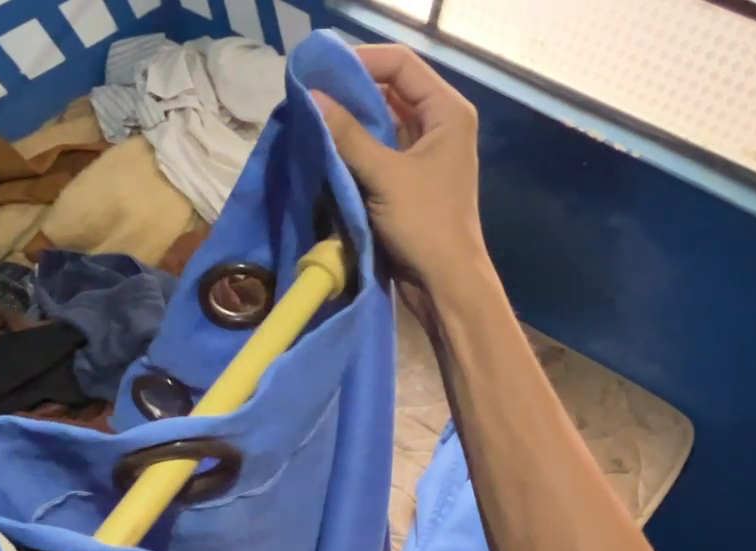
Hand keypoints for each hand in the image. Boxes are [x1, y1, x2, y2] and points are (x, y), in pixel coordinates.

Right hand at [312, 45, 486, 288]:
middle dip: (350, 94)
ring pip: (379, 125)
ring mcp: (421, 156)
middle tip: (309, 98)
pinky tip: (326, 152)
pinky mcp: (405, 182)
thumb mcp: (385, 177)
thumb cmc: (425, 225)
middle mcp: (436, 126)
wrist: (444, 283)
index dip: (361, 61)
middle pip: (389, 92)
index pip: (401, 65)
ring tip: (312, 122)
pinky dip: (353, 152)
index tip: (320, 73)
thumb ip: (348, 136)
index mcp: (446, 112)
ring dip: (348, 125)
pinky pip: (376, 154)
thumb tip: (312, 99)